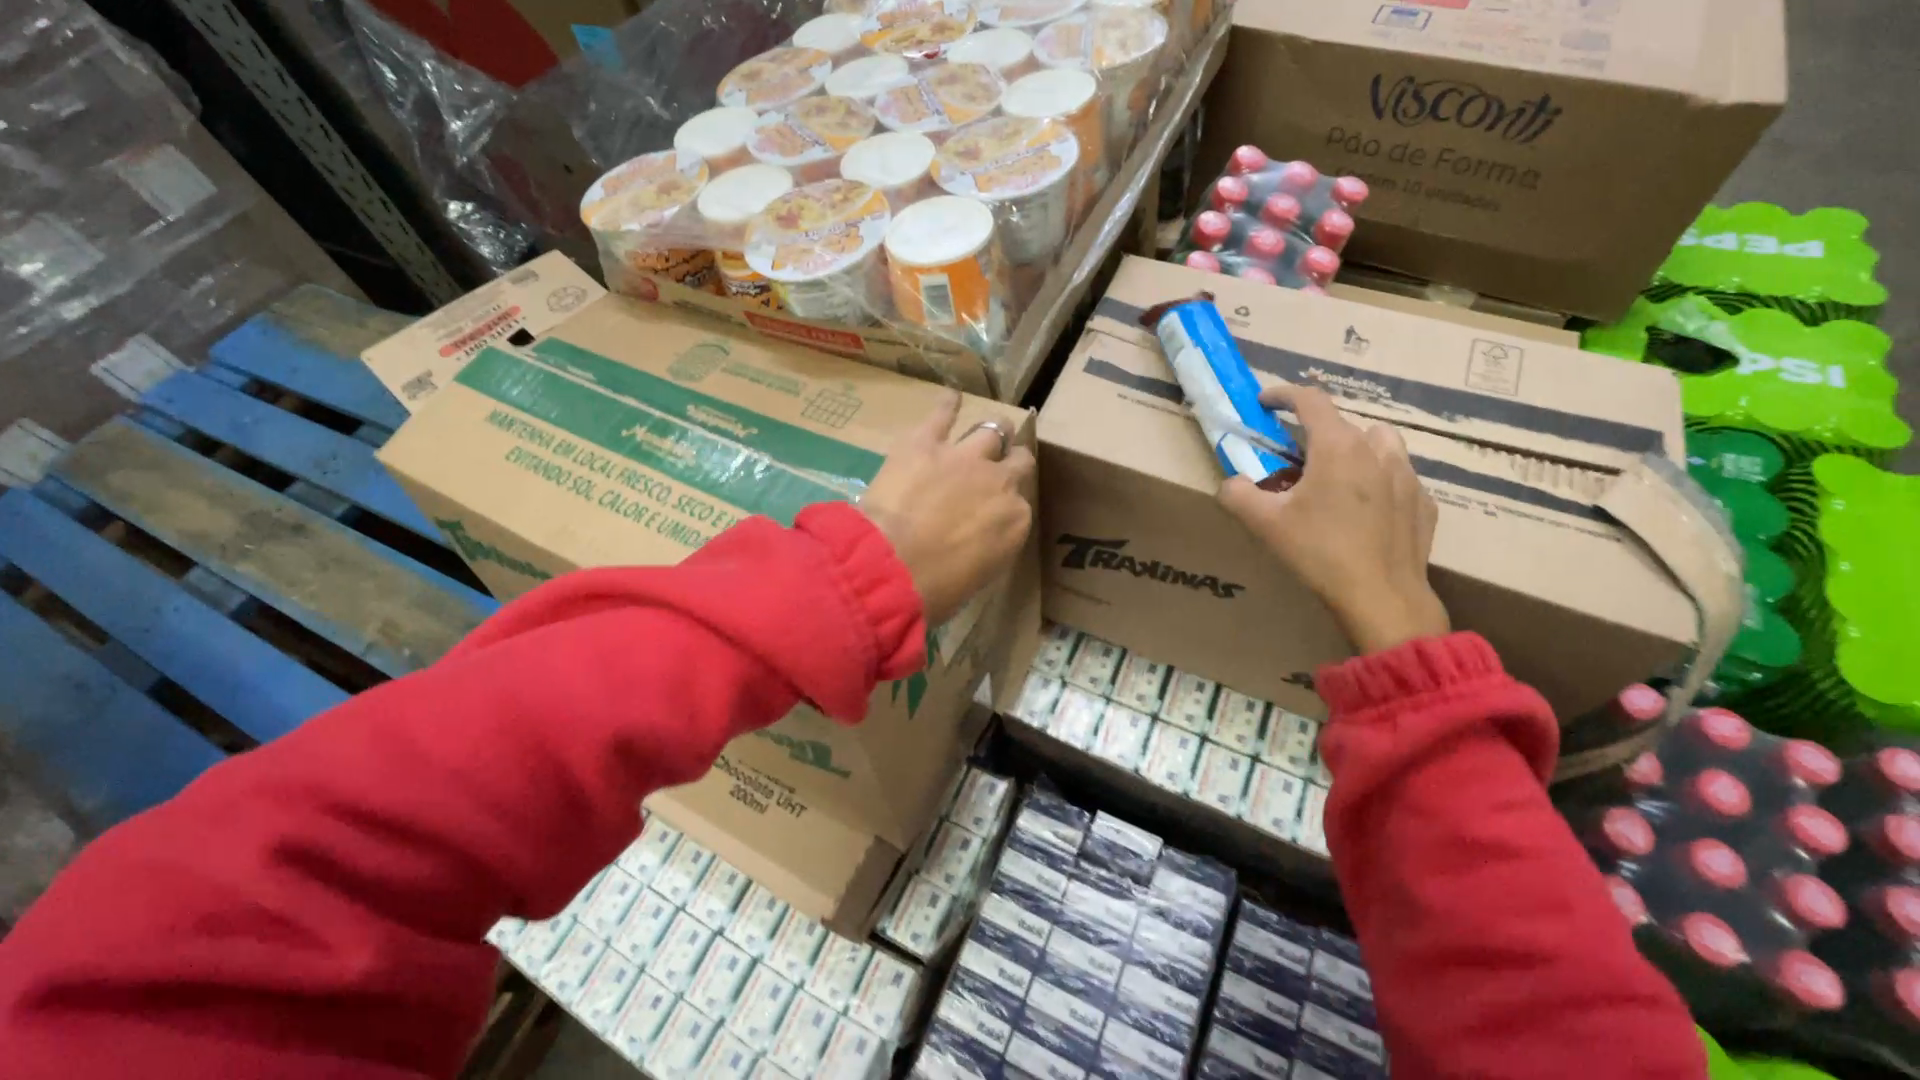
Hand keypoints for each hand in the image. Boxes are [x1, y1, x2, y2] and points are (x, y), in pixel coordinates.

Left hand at [861, 391, 1035, 626]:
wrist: (892, 566)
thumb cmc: (934, 589)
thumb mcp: (975, 577)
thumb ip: (985, 549)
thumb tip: (974, 543)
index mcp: (1015, 520)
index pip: (1019, 504)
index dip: (1005, 504)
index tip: (993, 511)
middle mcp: (999, 481)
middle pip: (1017, 460)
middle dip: (1011, 461)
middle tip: (1000, 465)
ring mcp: (965, 456)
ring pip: (991, 431)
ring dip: (991, 432)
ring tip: (987, 431)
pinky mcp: (926, 442)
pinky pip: (943, 414)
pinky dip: (947, 405)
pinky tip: (951, 398)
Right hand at [1219, 384, 1448, 654]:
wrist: (1382, 597)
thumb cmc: (1320, 553)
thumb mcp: (1265, 524)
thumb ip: (1238, 495)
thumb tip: (1231, 483)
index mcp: (1337, 446)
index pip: (1310, 401)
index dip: (1284, 395)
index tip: (1266, 403)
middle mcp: (1377, 451)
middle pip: (1344, 425)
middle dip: (1316, 436)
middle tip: (1296, 464)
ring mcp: (1407, 476)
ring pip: (1381, 445)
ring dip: (1357, 451)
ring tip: (1338, 481)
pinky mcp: (1424, 504)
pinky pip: (1399, 480)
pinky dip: (1379, 484)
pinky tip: (1366, 514)